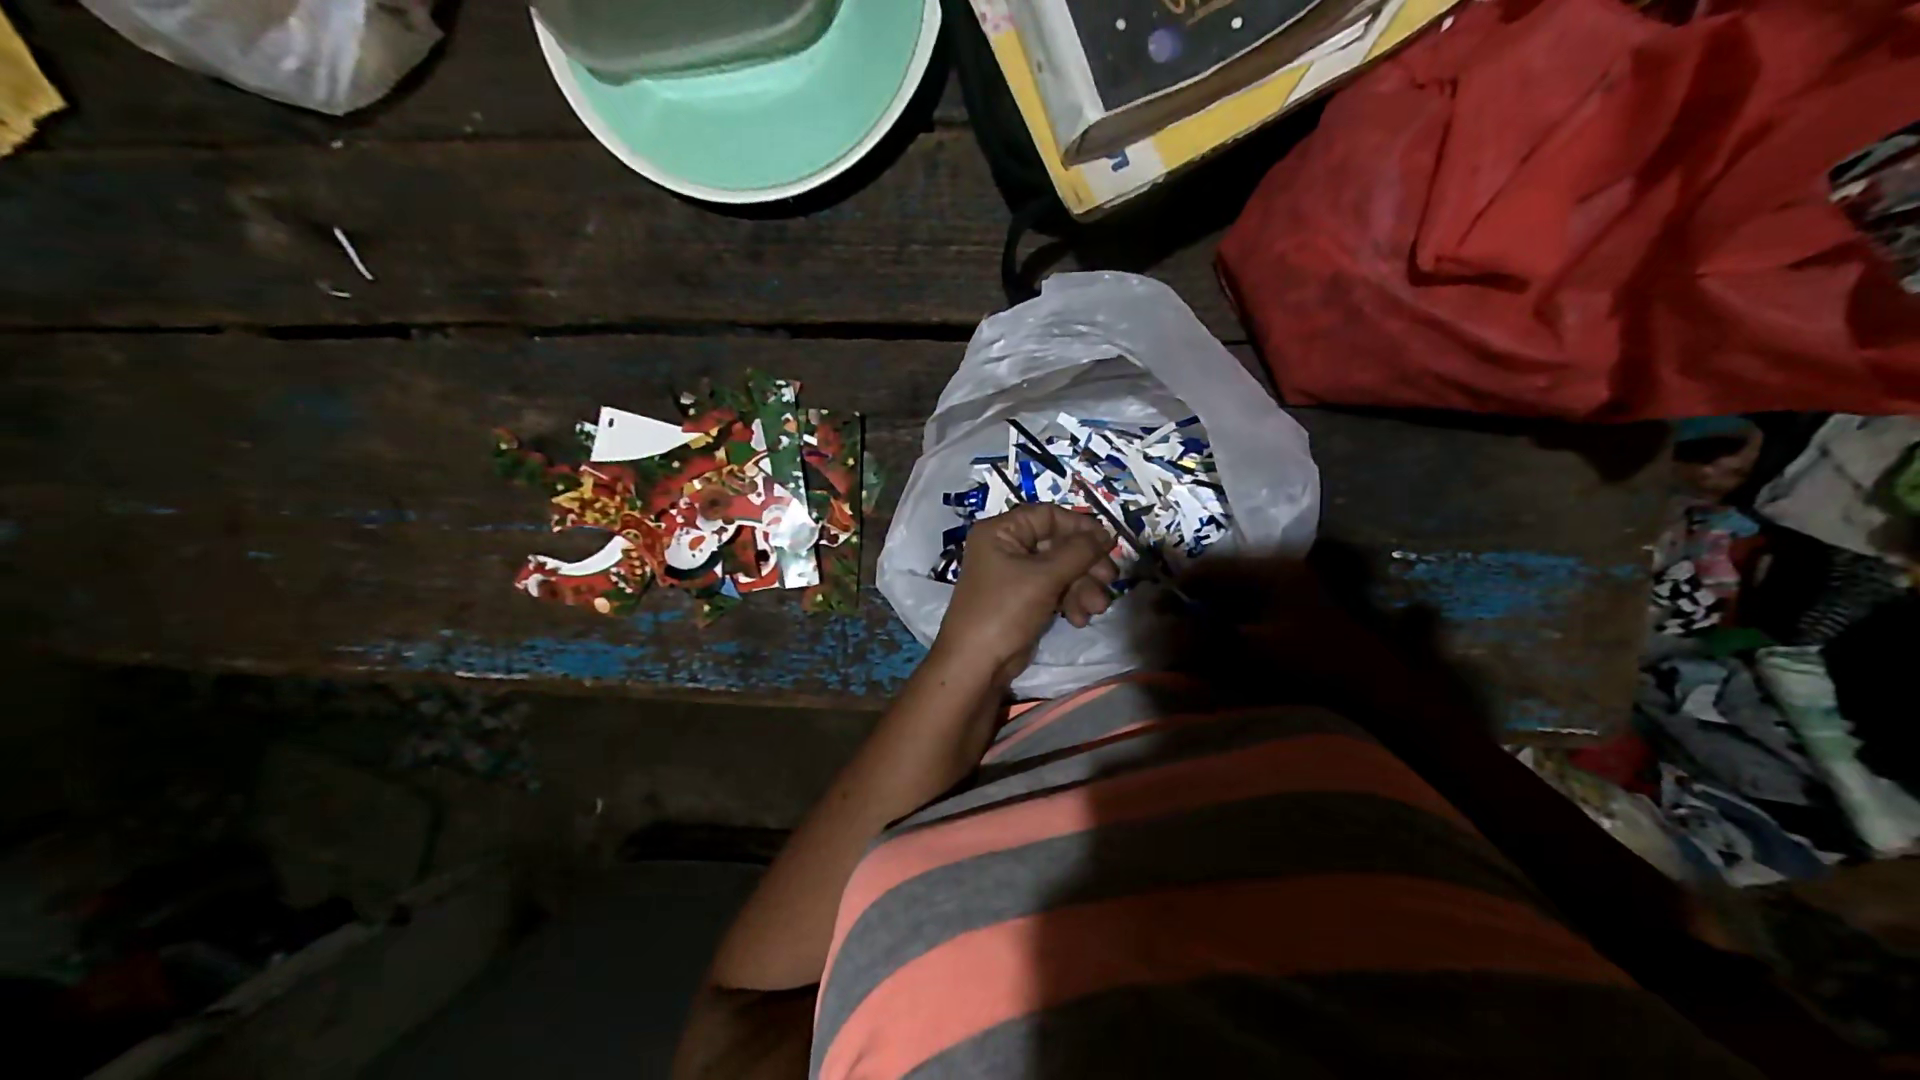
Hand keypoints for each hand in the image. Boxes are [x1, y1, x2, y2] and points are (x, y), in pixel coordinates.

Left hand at [934, 503, 1119, 684]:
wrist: (978, 664)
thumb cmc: (1005, 610)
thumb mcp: (1044, 577)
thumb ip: (1079, 551)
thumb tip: (1106, 534)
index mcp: (1001, 531)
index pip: (1048, 515)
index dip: (1080, 527)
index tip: (1108, 543)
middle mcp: (1006, 547)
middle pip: (1058, 544)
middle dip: (1086, 564)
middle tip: (1110, 579)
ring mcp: (1015, 575)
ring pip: (1060, 570)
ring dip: (1082, 587)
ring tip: (1096, 608)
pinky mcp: (1023, 599)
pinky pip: (1054, 590)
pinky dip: (1070, 601)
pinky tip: (1079, 619)